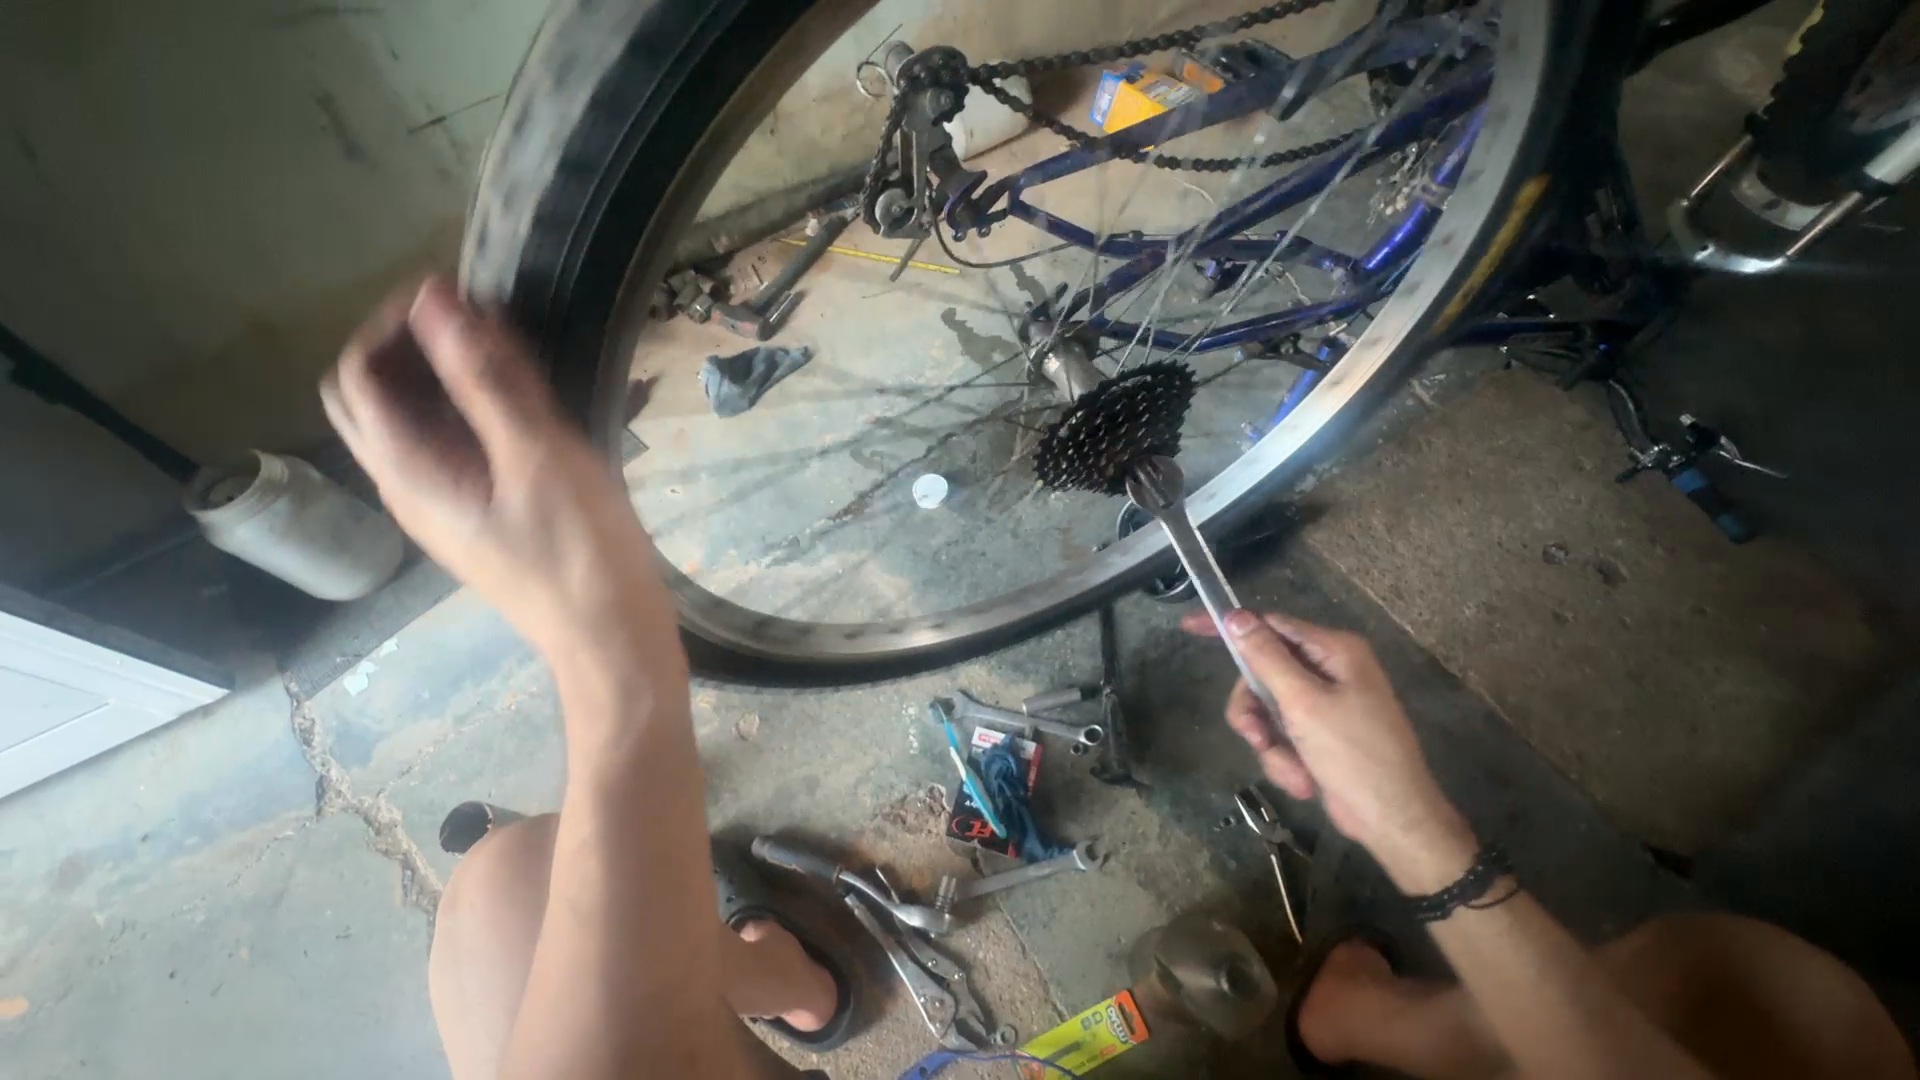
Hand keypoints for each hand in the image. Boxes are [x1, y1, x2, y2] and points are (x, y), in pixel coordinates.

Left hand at [320, 278, 683, 691]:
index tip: (461, 295)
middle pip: (380, 399)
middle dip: (416, 349)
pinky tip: (537, 408)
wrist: (612, 637)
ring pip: (425, 424)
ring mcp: (449, 505)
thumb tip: (437, 301)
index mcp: (409, 471)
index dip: (395, 324)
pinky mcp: (486, 515)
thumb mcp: (539, 458)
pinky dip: (484, 413)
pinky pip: (464, 448)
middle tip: (481, 324)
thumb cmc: (580, 552)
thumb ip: (486, 380)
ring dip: (454, 379)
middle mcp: (412, 486)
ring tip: (517, 356)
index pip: (360, 375)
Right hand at [1184, 610, 1470, 875]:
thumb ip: (1266, 657)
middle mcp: (1329, 671)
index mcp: (1334, 651)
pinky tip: (1305, 780)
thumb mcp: (1303, 703)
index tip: (1189, 627)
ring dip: (1271, 744)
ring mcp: (1323, 704)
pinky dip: (1284, 759)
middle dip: (1255, 711)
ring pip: (1266, 709)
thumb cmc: (1355, 755)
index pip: (1269, 624)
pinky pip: (1280, 735)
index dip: (1229, 626)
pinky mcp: (1317, 734)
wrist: (1392, 820)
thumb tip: (1236, 617)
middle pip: (1261, 673)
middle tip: (1255, 736)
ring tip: (1293, 770)